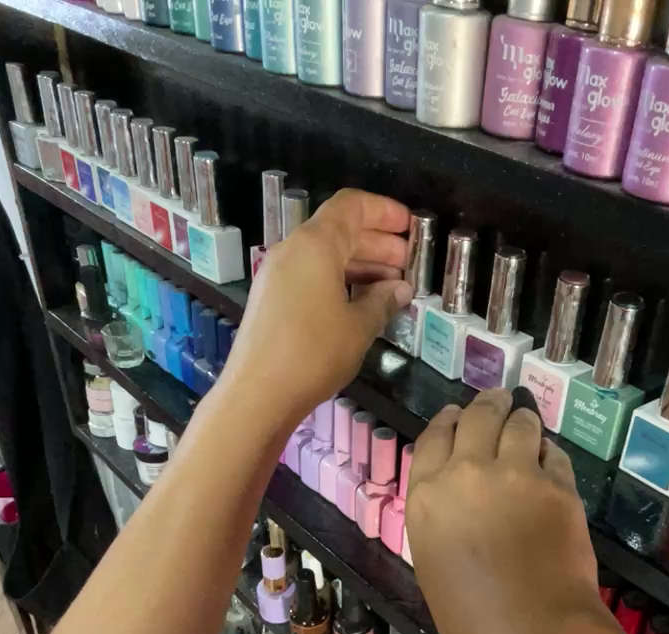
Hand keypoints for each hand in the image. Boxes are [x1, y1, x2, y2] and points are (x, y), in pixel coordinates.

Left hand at [221, 189, 411, 423]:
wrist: (259, 392)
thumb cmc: (314, 353)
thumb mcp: (359, 327)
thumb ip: (382, 301)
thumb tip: (400, 288)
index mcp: (316, 245)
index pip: (352, 206)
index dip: (384, 210)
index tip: (410, 226)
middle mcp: (293, 250)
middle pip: (339, 230)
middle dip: (377, 242)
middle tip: (408, 262)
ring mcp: (278, 275)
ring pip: (325, 256)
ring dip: (360, 264)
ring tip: (392, 286)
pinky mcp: (272, 299)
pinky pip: (311, 276)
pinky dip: (339, 281)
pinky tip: (361, 304)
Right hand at [408, 389, 609, 633]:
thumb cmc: (471, 618)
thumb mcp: (434, 559)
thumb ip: (445, 515)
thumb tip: (466, 496)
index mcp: (426, 496)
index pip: (435, 436)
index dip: (449, 420)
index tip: (457, 414)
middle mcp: (467, 472)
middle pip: (479, 417)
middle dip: (490, 405)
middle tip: (499, 401)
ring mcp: (517, 474)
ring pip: (521, 424)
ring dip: (523, 421)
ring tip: (527, 423)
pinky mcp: (558, 485)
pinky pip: (554, 455)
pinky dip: (550, 455)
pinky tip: (549, 462)